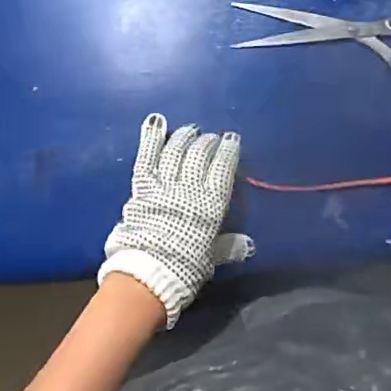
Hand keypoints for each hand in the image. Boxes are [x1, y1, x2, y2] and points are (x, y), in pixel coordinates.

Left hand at [98, 114, 250, 327]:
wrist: (149, 270)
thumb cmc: (184, 267)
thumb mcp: (211, 258)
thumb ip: (228, 247)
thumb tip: (248, 245)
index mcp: (210, 205)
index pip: (222, 170)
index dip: (227, 152)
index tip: (231, 139)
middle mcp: (188, 188)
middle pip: (199, 157)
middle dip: (206, 143)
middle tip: (210, 136)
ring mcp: (163, 184)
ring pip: (175, 152)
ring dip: (184, 138)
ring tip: (190, 130)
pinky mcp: (142, 185)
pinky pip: (147, 156)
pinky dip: (151, 136)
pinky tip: (156, 120)